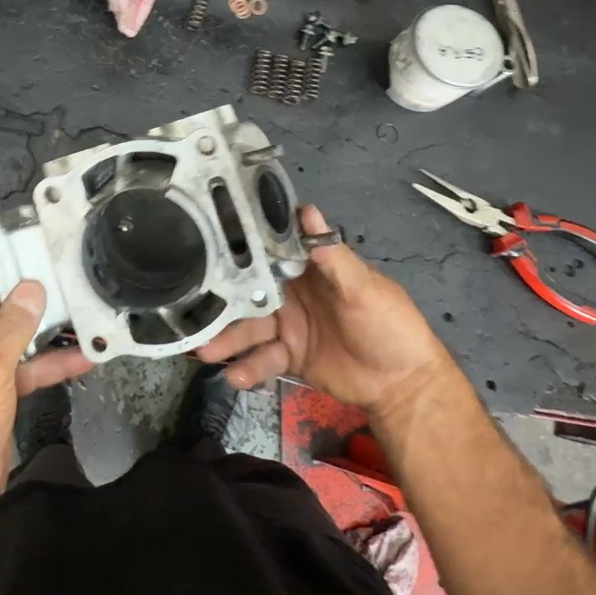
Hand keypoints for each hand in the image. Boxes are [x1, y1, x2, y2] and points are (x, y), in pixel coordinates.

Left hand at [0, 248, 93, 517]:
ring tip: (87, 306)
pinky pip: (27, 364)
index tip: (35, 240)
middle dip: (32, 284)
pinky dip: (52, 361)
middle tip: (72, 269)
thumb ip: (12, 324)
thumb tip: (32, 287)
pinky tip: (86, 356)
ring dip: (49, 323)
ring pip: (18, 330)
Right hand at [196, 204, 451, 419]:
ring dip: (227, 339)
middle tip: (192, 309)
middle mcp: (290, 292)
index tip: (206, 247)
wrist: (403, 385)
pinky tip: (236, 377)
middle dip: (221, 302)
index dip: (238, 250)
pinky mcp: (287, 356)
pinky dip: (248, 368)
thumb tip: (307, 210)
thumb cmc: (389, 325)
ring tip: (204, 351)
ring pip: (248, 328)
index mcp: (307, 268)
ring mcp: (286, 325)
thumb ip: (332, 256)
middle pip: (248, 293)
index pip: (267, 252)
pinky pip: (261, 360)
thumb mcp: (363, 288)